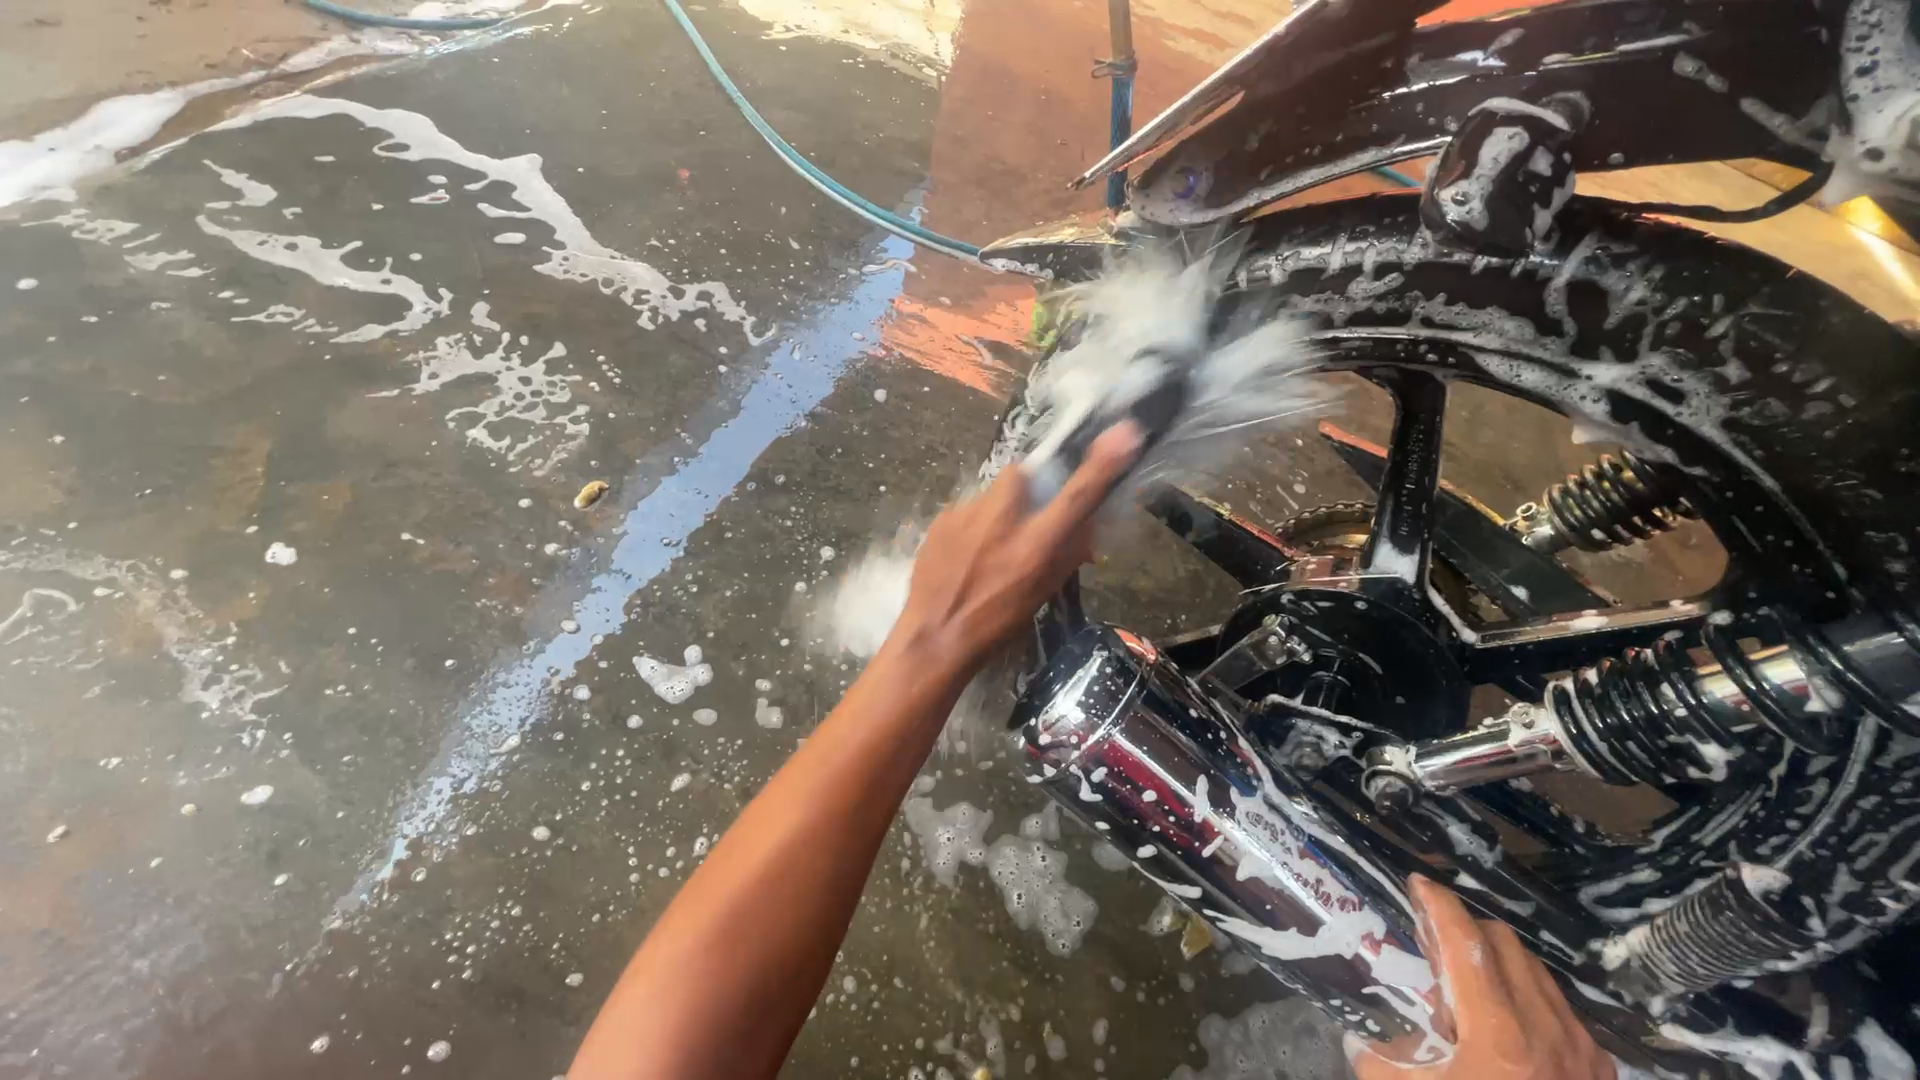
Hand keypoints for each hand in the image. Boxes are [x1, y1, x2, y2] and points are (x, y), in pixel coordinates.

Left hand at [887, 422, 1142, 677]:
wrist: (935, 637)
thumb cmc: (997, 624)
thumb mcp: (1043, 591)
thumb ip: (1067, 552)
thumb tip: (1086, 526)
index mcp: (1036, 545)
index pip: (1078, 495)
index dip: (1104, 463)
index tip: (1125, 433)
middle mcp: (1003, 519)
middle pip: (1021, 475)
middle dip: (1025, 489)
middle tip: (1021, 520)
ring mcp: (967, 514)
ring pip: (992, 493)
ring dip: (996, 510)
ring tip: (986, 546)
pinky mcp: (942, 517)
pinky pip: (967, 509)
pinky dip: (971, 525)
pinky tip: (963, 554)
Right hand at [1349, 875, 1614, 1079]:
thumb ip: (1379, 1051)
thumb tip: (1363, 1028)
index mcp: (1499, 1037)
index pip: (1466, 943)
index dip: (1437, 904)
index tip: (1415, 882)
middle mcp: (1549, 1033)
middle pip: (1504, 942)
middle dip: (1463, 927)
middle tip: (1430, 941)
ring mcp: (1582, 1051)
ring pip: (1534, 969)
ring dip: (1493, 960)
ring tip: (1462, 988)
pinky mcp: (1600, 1069)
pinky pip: (1557, 1005)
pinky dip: (1522, 994)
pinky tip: (1499, 1024)